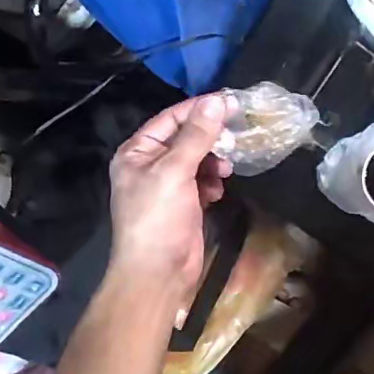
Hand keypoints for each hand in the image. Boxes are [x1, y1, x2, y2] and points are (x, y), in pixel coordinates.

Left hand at [107, 93, 232, 299]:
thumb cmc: (158, 218)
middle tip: (236, 139)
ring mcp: (167, 187)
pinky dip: (211, 183)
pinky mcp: (183, 206)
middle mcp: (149, 165)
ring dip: (213, 162)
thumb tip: (217, 101)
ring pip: (196, 161)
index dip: (200, 110)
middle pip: (185, 139)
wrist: (158, 272)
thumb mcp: (175, 171)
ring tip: (227, 170)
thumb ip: (197, 136)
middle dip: (210, 139)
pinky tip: (217, 191)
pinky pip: (201, 183)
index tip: (232, 105)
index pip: (171, 119)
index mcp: (137, 152)